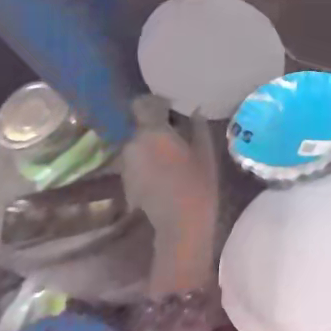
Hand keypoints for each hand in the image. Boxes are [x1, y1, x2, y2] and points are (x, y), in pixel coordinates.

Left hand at [122, 96, 217, 291]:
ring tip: (170, 157)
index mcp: (153, 131)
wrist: (180, 225)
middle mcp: (134, 143)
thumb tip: (195, 110)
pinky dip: (147, 163)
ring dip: (150, 146)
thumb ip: (197, 126)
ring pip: (138, 145)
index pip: (143, 104)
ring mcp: (127, 162)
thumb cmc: (198, 185)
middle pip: (141, 126)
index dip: (155, 104)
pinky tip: (163, 174)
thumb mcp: (205, 152)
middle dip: (155, 128)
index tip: (170, 109)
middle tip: (176, 137)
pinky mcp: (125, 180)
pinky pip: (136, 162)